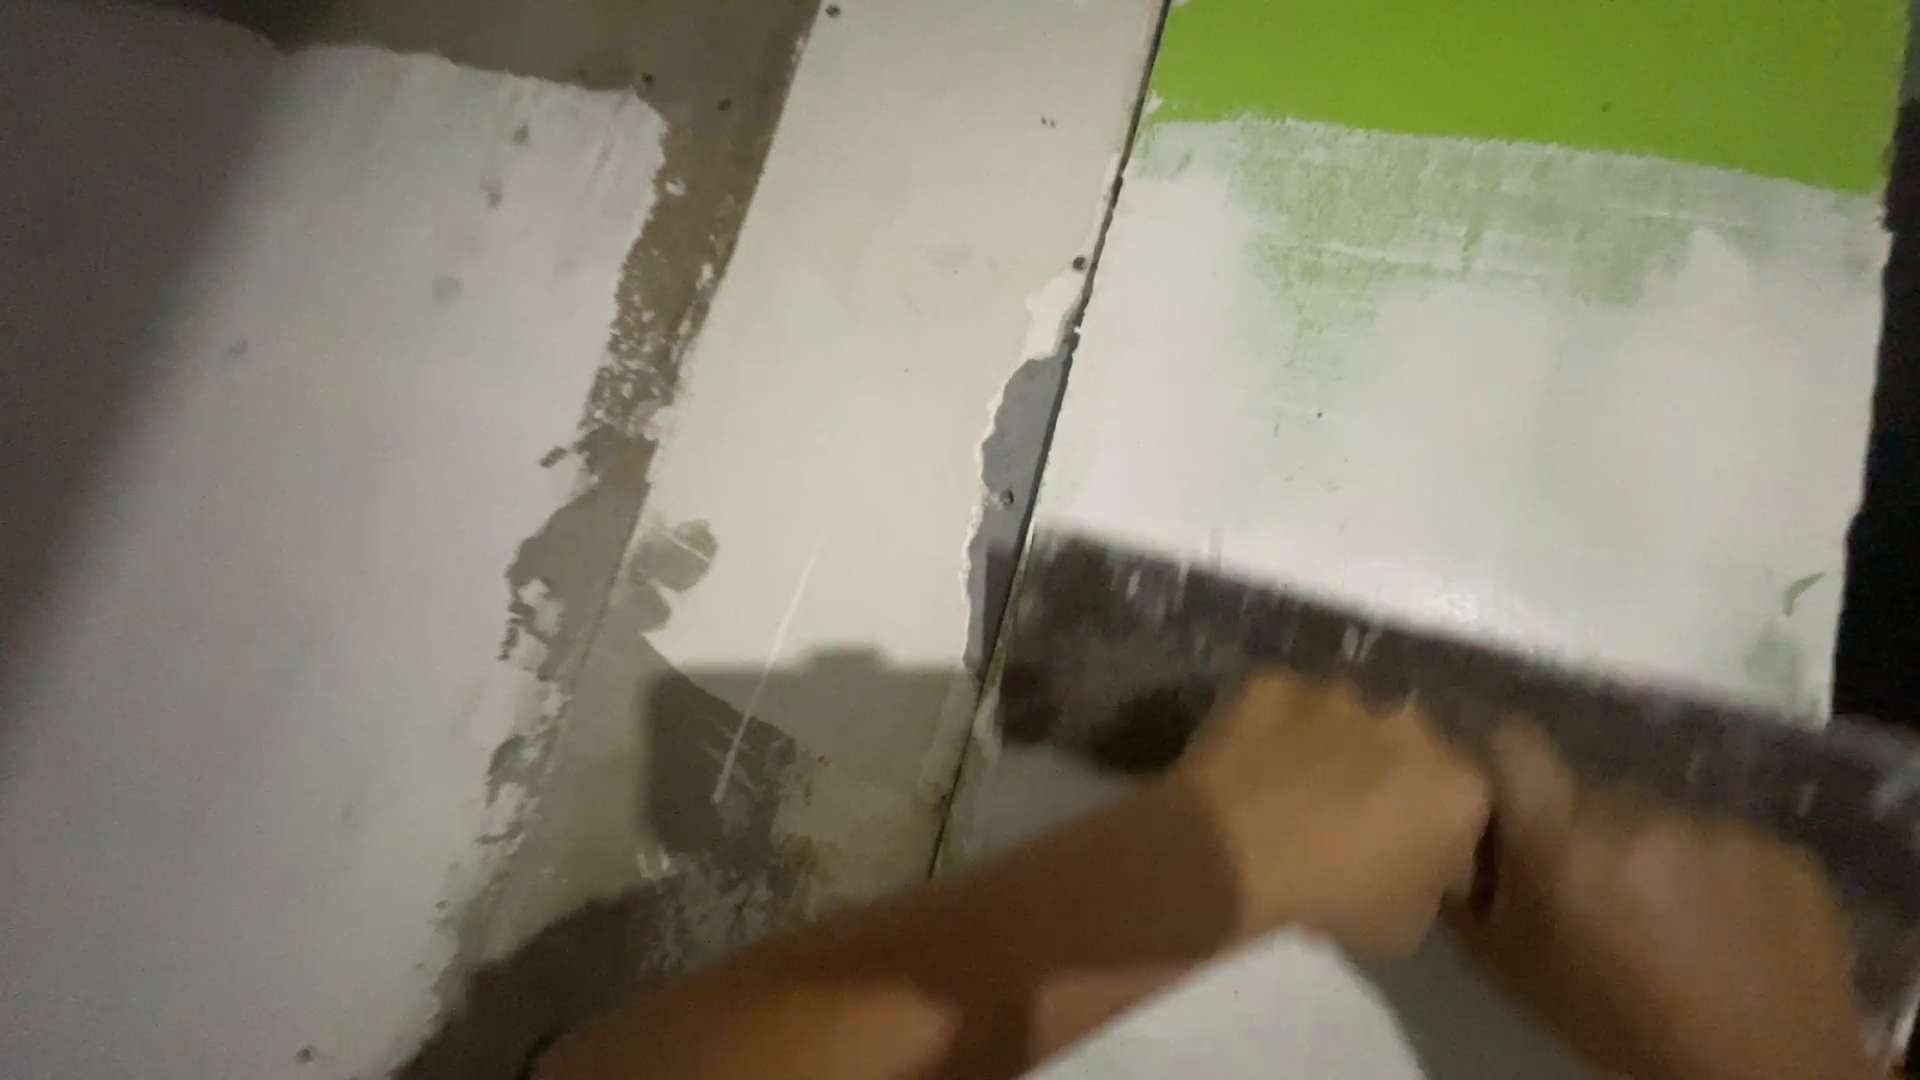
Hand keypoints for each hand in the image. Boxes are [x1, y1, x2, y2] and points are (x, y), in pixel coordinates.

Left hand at [1165, 672, 1489, 959]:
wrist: (1229, 851)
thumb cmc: (1326, 896)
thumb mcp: (1406, 923)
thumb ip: (1429, 877)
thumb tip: (1414, 856)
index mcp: (1456, 783)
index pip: (1457, 795)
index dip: (1425, 816)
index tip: (1394, 837)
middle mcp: (1406, 721)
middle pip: (1401, 742)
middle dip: (1378, 766)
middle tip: (1336, 802)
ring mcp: (1335, 692)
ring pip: (1339, 714)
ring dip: (1323, 738)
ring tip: (1283, 776)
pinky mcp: (1272, 679)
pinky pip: (1278, 702)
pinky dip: (1268, 723)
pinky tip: (1247, 755)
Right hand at [1449, 726, 1876, 1079]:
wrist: (1762, 1077)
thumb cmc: (1605, 1011)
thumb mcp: (1498, 957)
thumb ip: (1460, 884)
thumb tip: (1447, 837)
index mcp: (1554, 831)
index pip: (1514, 740)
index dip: (1506, 757)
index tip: (1510, 793)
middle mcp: (1630, 811)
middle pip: (1585, 790)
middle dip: (1579, 826)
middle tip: (1589, 883)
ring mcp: (1712, 828)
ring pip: (1653, 816)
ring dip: (1645, 848)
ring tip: (1662, 911)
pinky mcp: (1778, 852)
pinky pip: (1718, 839)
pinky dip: (1709, 870)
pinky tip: (1717, 921)